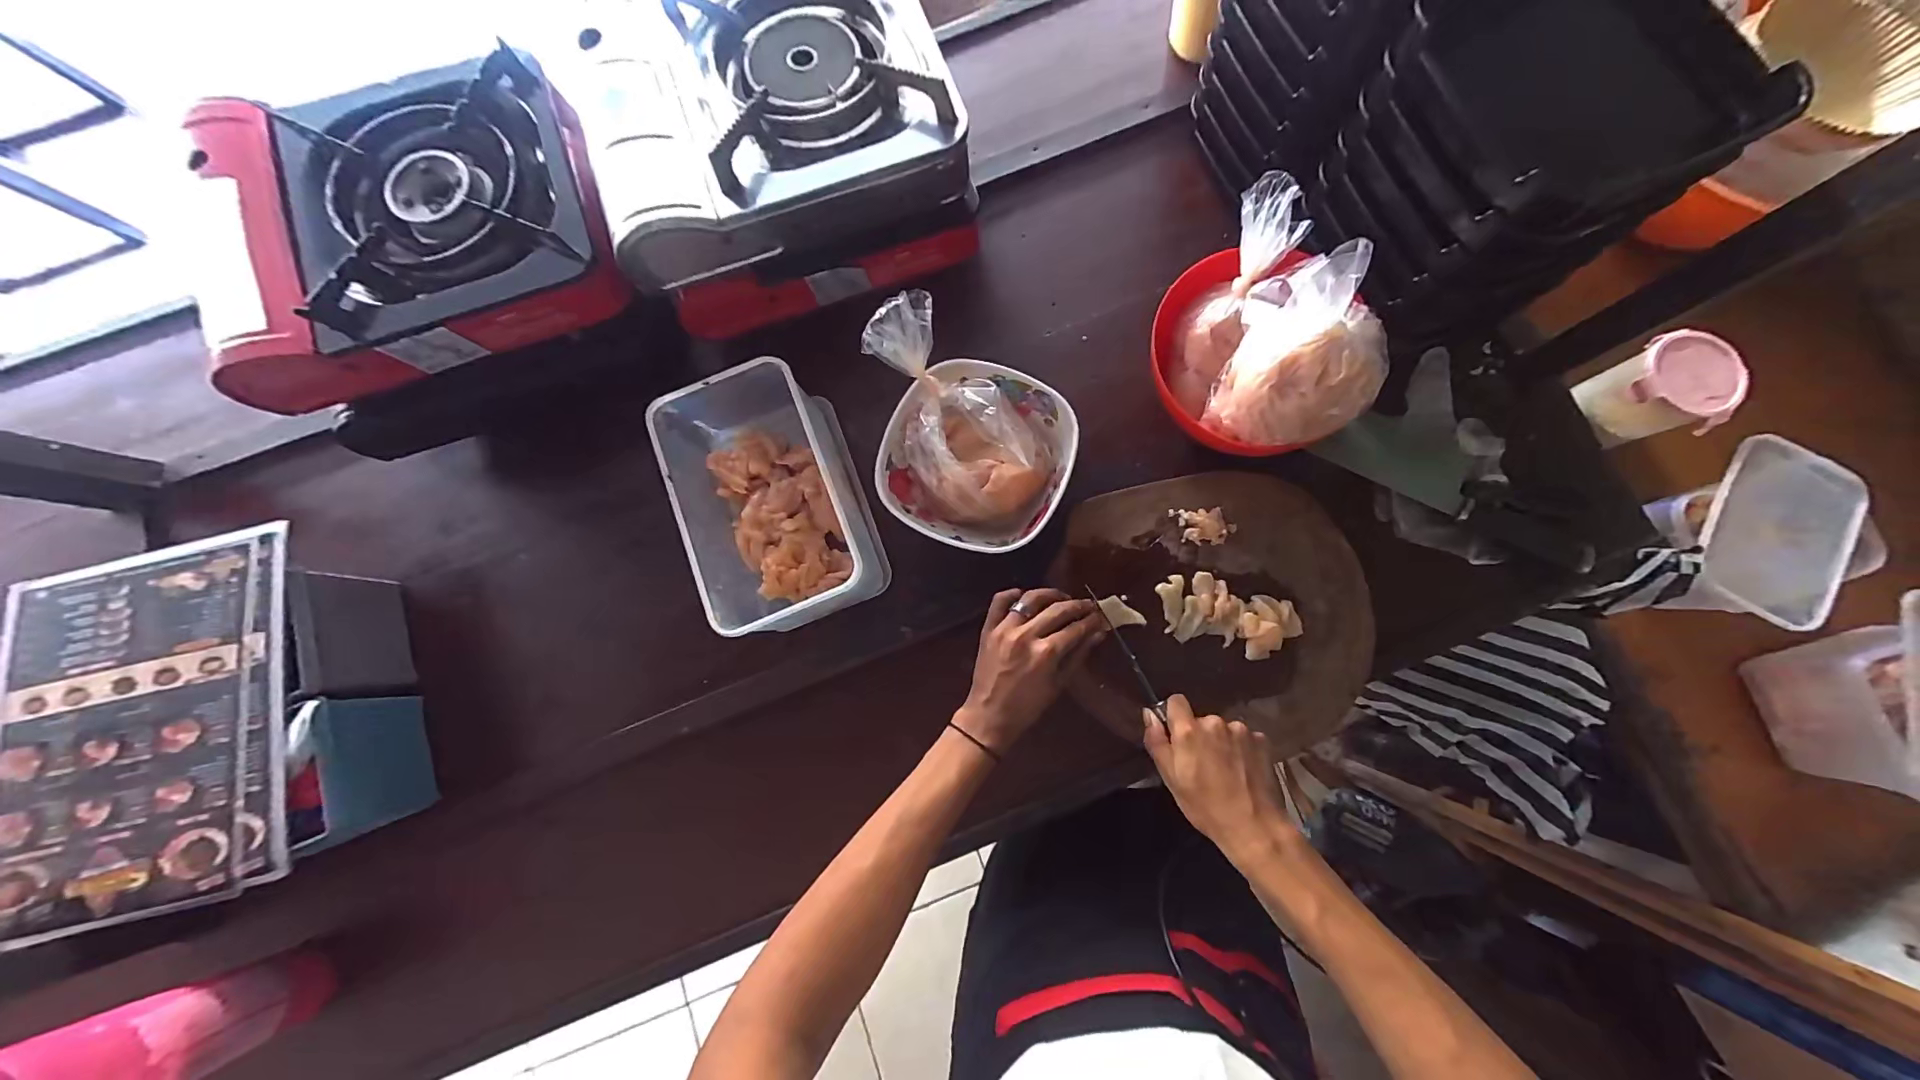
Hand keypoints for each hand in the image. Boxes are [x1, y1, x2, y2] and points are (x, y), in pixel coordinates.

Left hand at [954, 588, 1105, 754]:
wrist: (989, 715)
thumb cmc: (1028, 706)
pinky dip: (1012, 594)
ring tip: (1061, 598)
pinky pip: (999, 601)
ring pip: (1031, 599)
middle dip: (1078, 605)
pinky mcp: (988, 629)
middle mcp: (1026, 635)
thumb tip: (1098, 633)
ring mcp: (1005, 629)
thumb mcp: (1059, 684)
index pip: (1076, 627)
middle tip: (1088, 605)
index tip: (1100, 616)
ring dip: (1050, 595)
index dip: (1092, 620)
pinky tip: (1023, 595)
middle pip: (1058, 609)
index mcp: (1046, 652)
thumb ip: (1078, 655)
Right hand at [1144, 695, 1296, 866]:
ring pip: (1223, 729)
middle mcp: (1214, 722)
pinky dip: (1241, 749)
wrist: (1254, 826)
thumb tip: (1150, 714)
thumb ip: (1156, 741)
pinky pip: (1243, 738)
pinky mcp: (1262, 740)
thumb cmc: (1205, 806)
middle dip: (1199, 736)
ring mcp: (1241, 730)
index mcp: (1188, 730)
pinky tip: (1243, 771)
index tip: (1176, 738)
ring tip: (1225, 771)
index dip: (1174, 717)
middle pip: (1200, 719)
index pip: (1175, 701)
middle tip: (1202, 765)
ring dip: (1221, 743)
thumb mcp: (1170, 778)